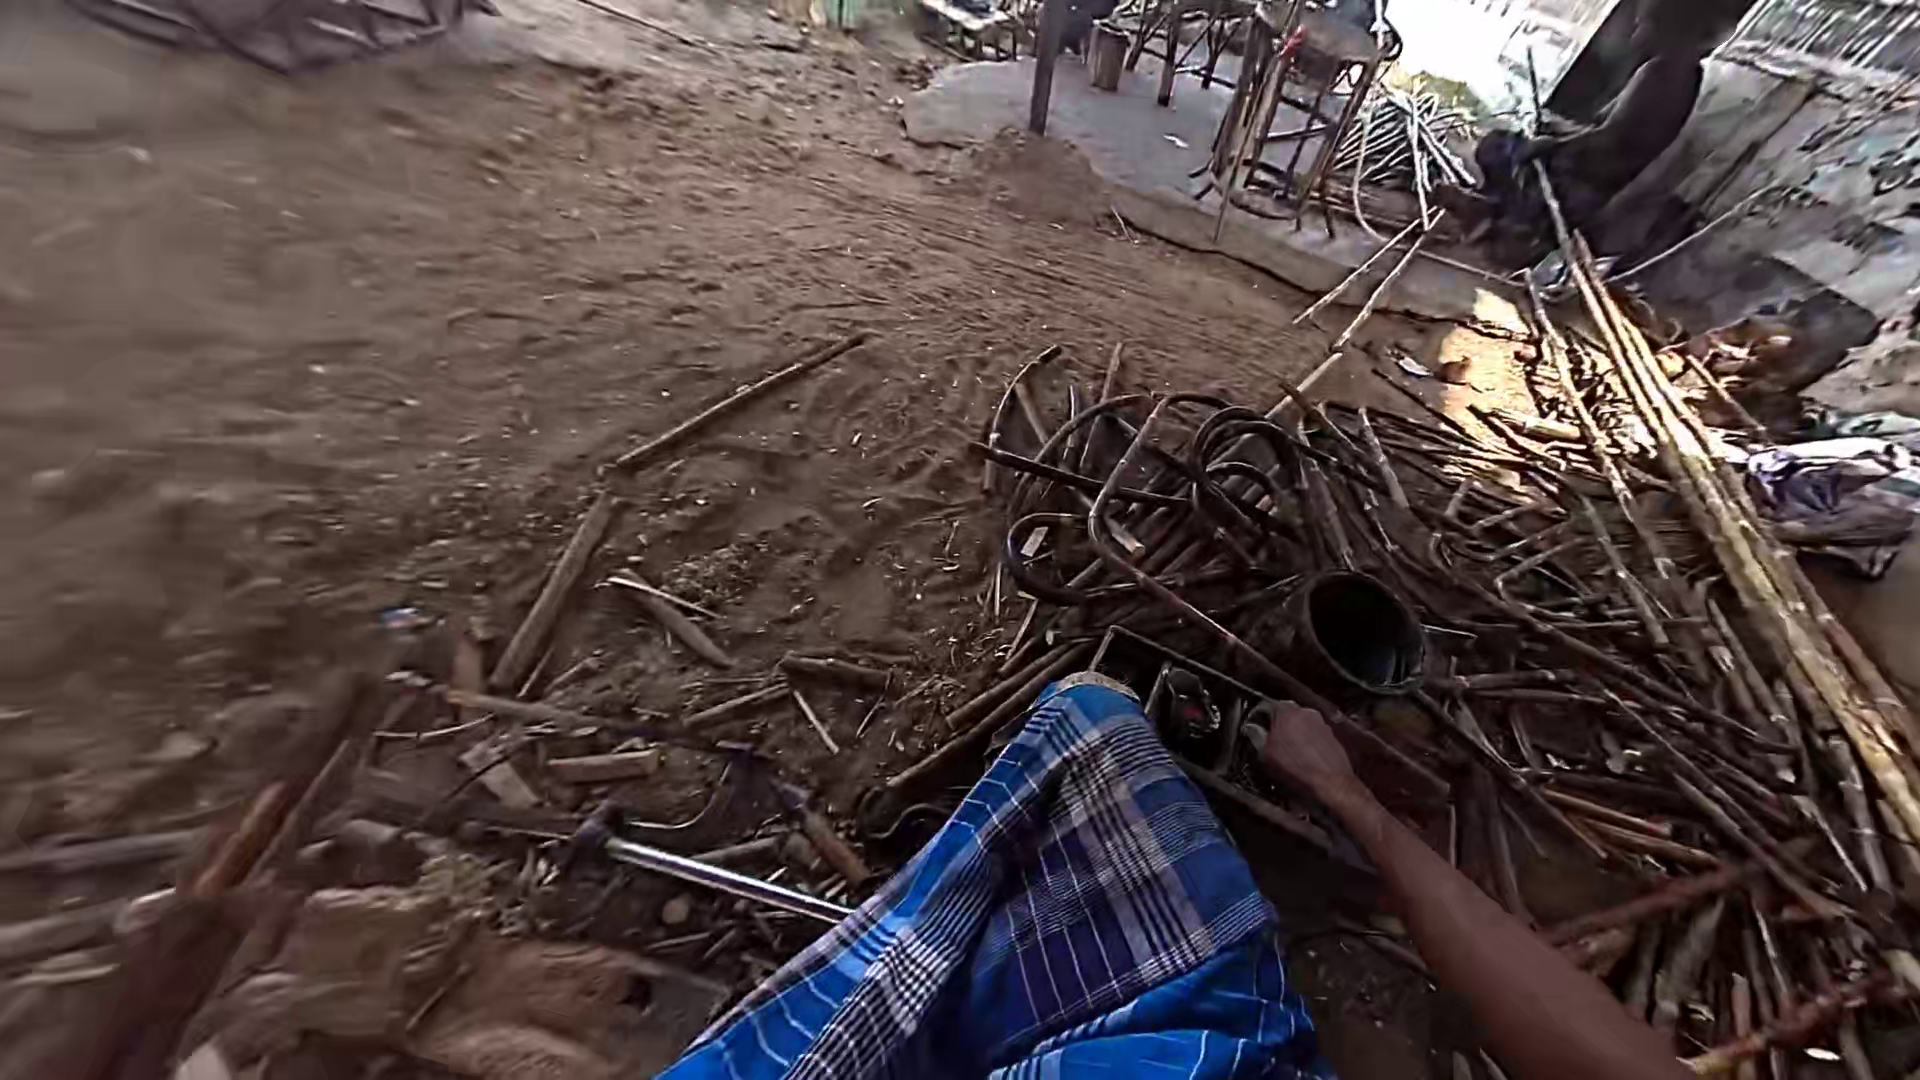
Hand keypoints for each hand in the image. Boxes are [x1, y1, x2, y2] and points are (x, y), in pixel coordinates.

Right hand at [1254, 700, 1363, 807]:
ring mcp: (1322, 725)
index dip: (1260, 718)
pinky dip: (1309, 744)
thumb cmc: (1299, 769)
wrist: (1333, 784)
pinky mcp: (1333, 737)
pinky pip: (1315, 736)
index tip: (1257, 727)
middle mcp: (1306, 713)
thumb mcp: (1266, 754)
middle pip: (1286, 715)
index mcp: (1286, 712)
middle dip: (1280, 727)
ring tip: (1290, 754)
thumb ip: (1257, 736)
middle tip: (1273, 742)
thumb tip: (1253, 729)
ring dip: (1295, 735)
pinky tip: (1305, 760)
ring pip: (1302, 726)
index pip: (1267, 706)